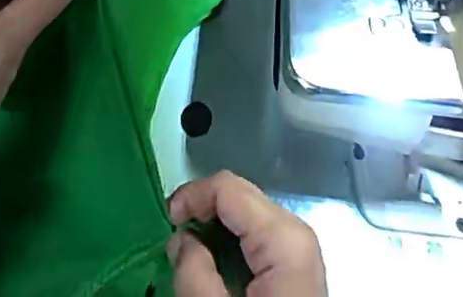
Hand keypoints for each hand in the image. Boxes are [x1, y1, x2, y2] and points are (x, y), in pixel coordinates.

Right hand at [167, 171, 325, 296]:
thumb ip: (195, 273)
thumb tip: (181, 240)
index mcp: (282, 236)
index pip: (229, 188)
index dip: (192, 195)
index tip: (164, 222)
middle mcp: (295, 231)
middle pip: (240, 198)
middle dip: (203, 211)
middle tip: (171, 239)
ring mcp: (299, 249)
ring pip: (247, 216)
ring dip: (214, 228)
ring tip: (186, 253)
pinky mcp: (296, 267)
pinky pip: (258, 238)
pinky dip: (231, 244)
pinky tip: (212, 265)